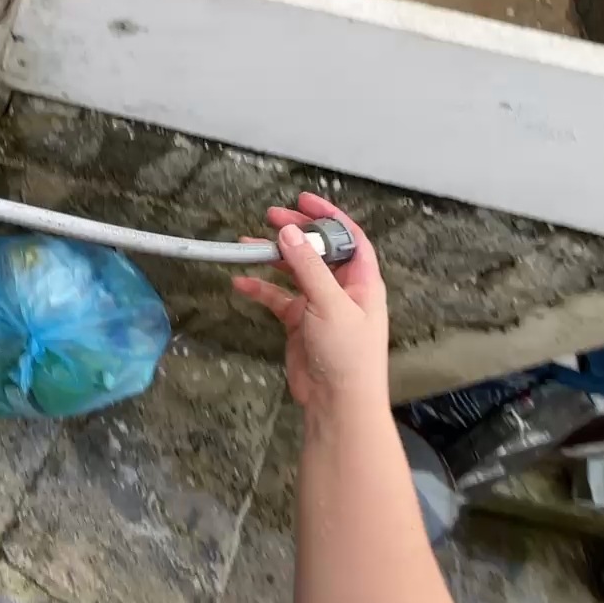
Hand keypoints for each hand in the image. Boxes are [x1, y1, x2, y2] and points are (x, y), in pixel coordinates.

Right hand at [232, 193, 388, 410]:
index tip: (303, 200)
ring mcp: (319, 306)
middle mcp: (342, 290)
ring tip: (248, 244)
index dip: (329, 216)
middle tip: (271, 216)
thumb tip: (289, 232)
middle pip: (319, 251)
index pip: (349, 238)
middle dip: (297, 232)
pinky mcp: (300, 322)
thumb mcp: (329, 305)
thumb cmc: (347, 355)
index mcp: (362, 282)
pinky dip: (260, 288)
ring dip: (273, 258)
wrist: (337, 402)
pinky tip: (241, 283)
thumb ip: (308, 267)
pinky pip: (277, 297)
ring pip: (294, 272)